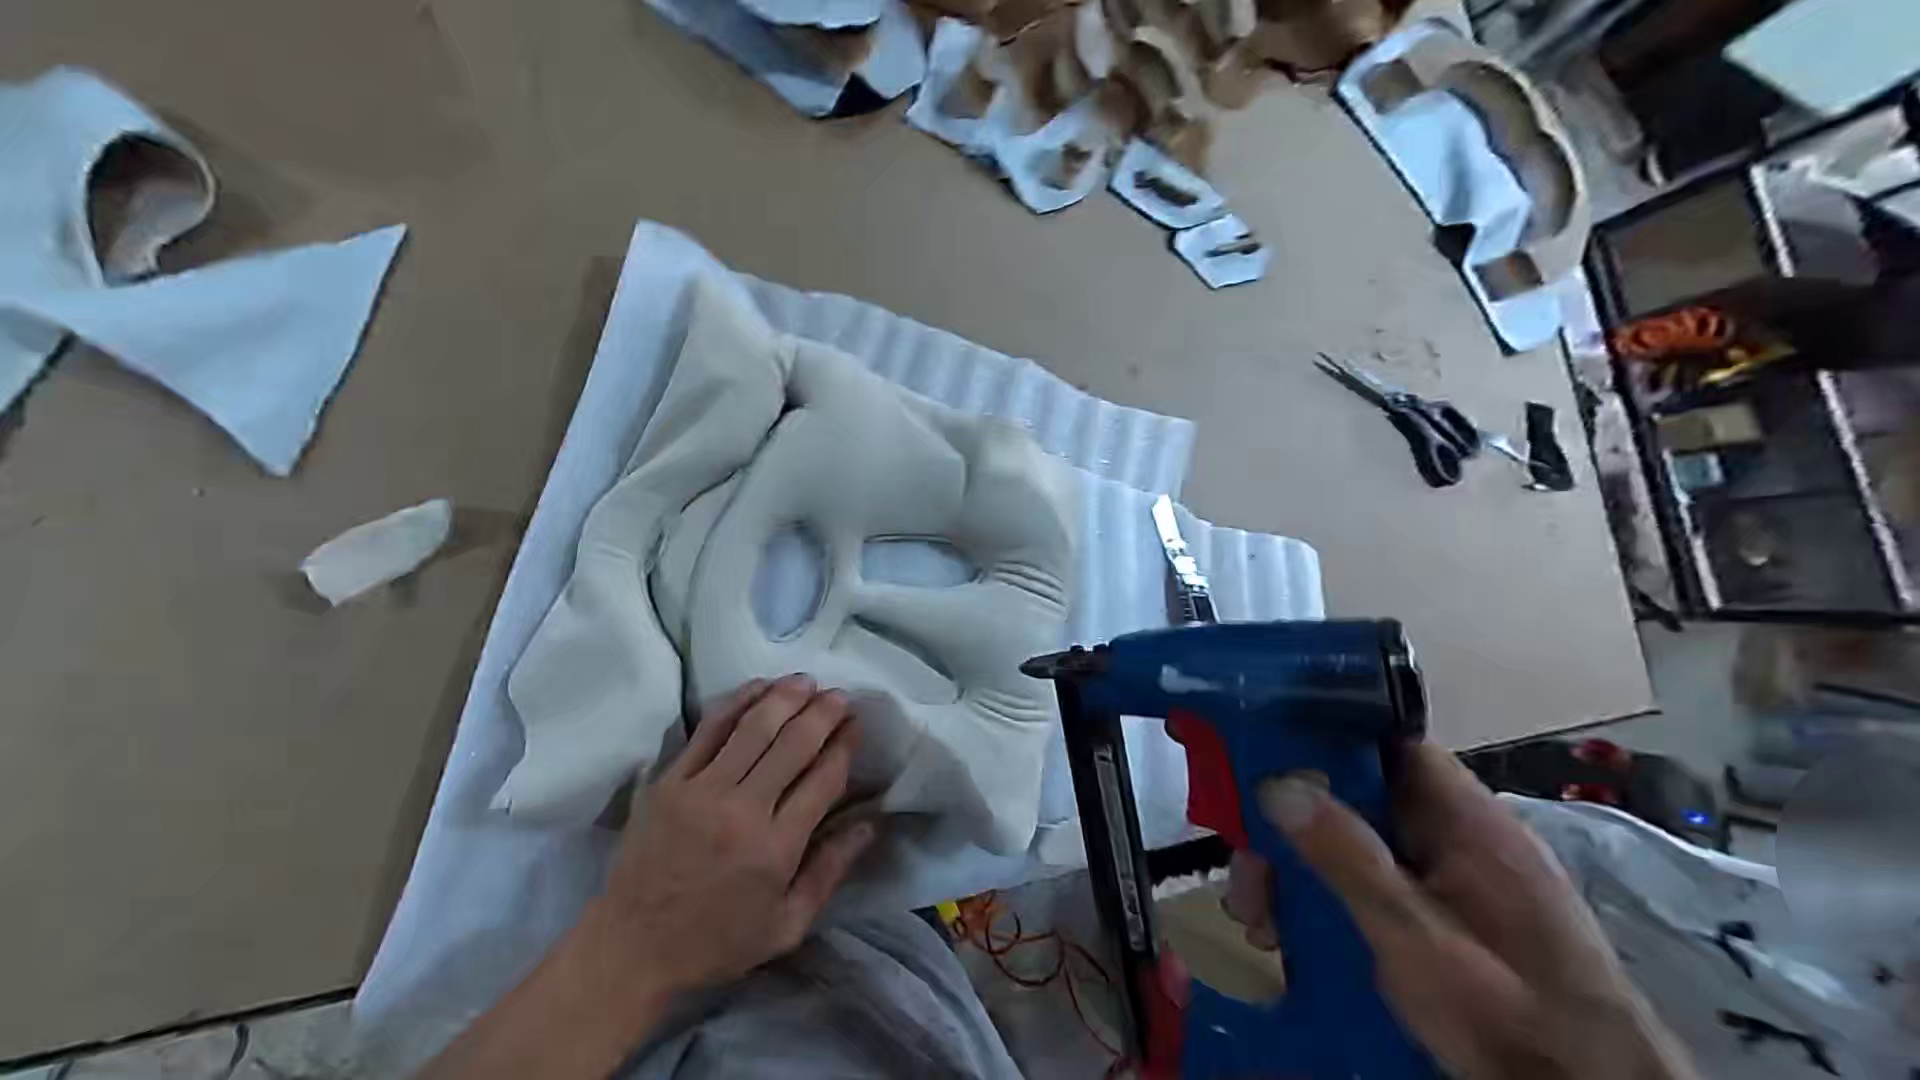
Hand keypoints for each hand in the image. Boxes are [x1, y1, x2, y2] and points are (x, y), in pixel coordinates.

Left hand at [593, 674, 876, 995]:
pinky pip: (709, 729)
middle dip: (823, 713)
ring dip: (786, 697)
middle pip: (794, 744)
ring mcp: (701, 791)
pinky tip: (760, 686)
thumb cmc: (716, 941)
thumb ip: (830, 871)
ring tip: (806, 682)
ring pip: (754, 727)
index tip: (856, 725)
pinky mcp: (670, 781)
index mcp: (776, 848)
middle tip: (839, 696)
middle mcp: (742, 811)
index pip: (823, 778)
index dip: (845, 745)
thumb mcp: (786, 925)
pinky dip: (739, 701)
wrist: (630, 949)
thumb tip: (869, 825)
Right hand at [1226, 743, 1699, 1079]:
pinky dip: (1321, 903)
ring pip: (1350, 846)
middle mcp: (1455, 838)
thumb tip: (1278, 784)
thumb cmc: (1513, 1021)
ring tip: (1256, 918)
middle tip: (1247, 865)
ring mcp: (1447, 881)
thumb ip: (1348, 858)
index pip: (1389, 744)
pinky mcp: (1436, 921)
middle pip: (1355, 799)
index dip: (1326, 739)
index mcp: (1467, 822)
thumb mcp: (1416, 938)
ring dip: (1296, 873)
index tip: (1264, 756)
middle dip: (1290, 827)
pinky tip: (1287, 938)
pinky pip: (1364, 886)